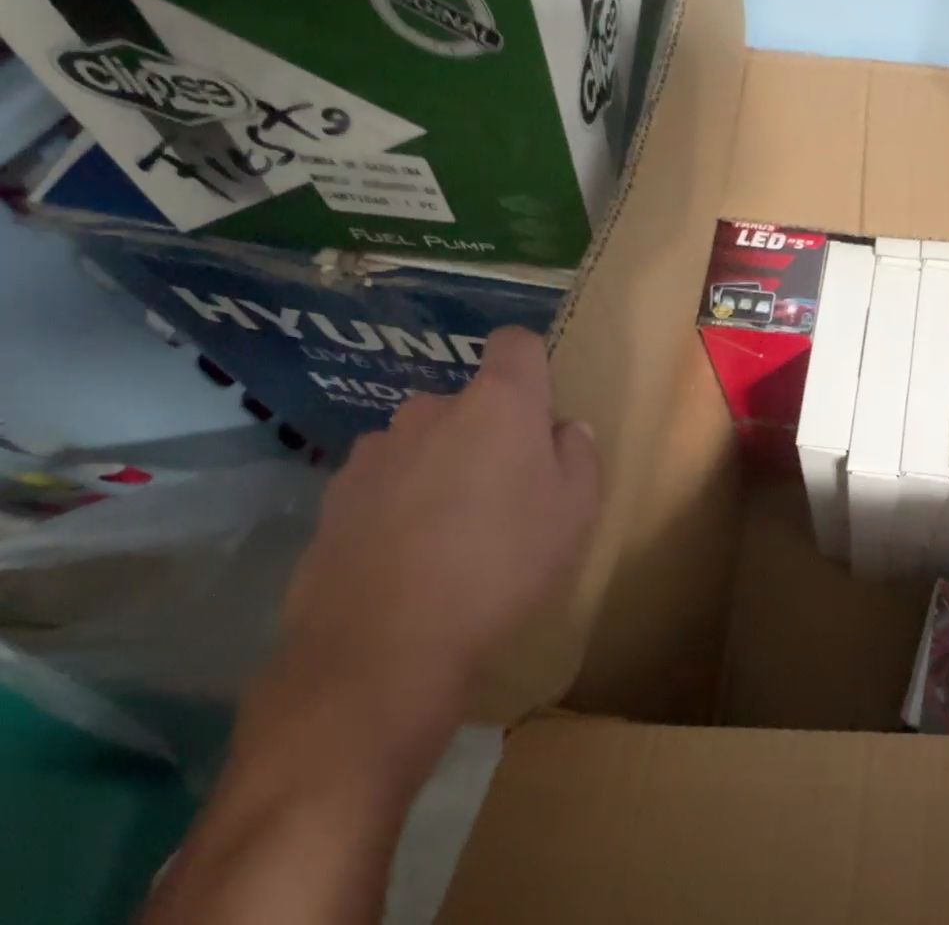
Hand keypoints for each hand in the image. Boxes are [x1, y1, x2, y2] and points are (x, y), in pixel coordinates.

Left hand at [274, 326, 600, 725]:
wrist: (386, 643)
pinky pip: (386, 480)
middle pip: (470, 402)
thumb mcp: (577, 512)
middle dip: (490, 432)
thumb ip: (578, 456)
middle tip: (508, 492)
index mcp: (499, 404)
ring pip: (425, 442)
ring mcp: (375, 450)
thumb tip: (562, 430)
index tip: (541, 407)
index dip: (531, 363)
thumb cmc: (504, 564)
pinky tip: (410, 554)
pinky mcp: (334, 493)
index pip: (516, 343)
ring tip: (454, 531)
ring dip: (443, 466)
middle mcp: (431, 409)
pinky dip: (401, 501)